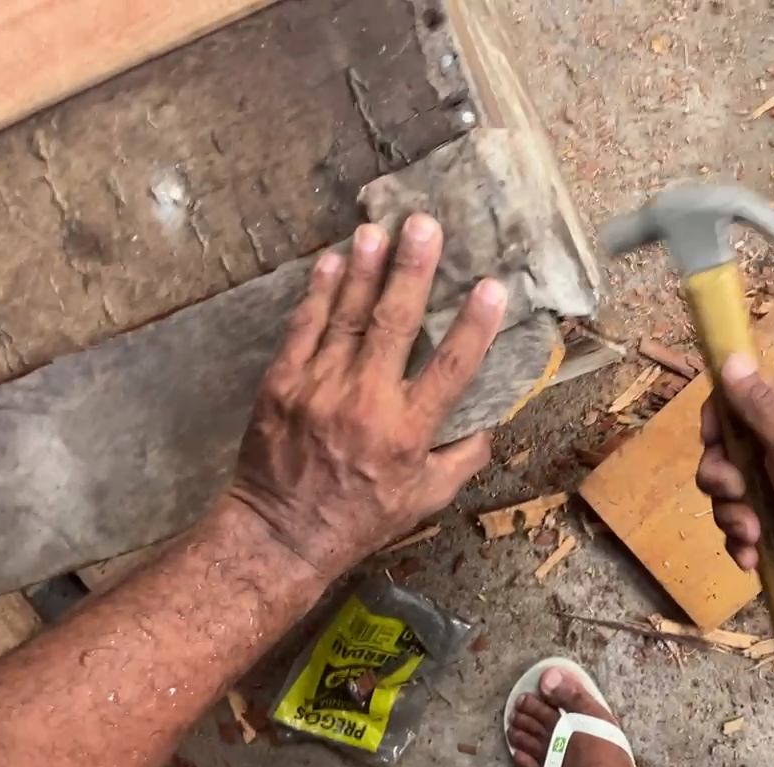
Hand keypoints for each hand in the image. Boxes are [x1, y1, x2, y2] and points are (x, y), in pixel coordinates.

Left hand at [228, 214, 506, 573]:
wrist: (283, 532)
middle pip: (395, 326)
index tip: (492, 287)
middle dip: (413, 272)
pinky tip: (332, 261)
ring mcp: (319, 388)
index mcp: (409, 432)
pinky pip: (303, 329)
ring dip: (365, 270)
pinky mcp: (281, 384)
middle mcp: (367, 402)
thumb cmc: (363, 517)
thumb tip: (487, 424)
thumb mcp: (426, 500)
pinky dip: (318, 293)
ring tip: (379, 228)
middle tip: (425, 225)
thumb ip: (461, 460)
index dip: (474, 326)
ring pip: (347, 317)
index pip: (451, 369)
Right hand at [695, 354, 773, 592]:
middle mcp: (773, 450)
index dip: (716, 423)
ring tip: (754, 534)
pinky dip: (740, 544)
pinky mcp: (769, 525)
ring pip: (724, 497)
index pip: (732, 405)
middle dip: (720, 481)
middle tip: (739, 494)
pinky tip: (753, 556)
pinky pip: (735, 529)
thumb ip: (759, 403)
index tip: (714, 441)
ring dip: (732, 518)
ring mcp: (770, 490)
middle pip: (719, 456)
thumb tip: (731, 357)